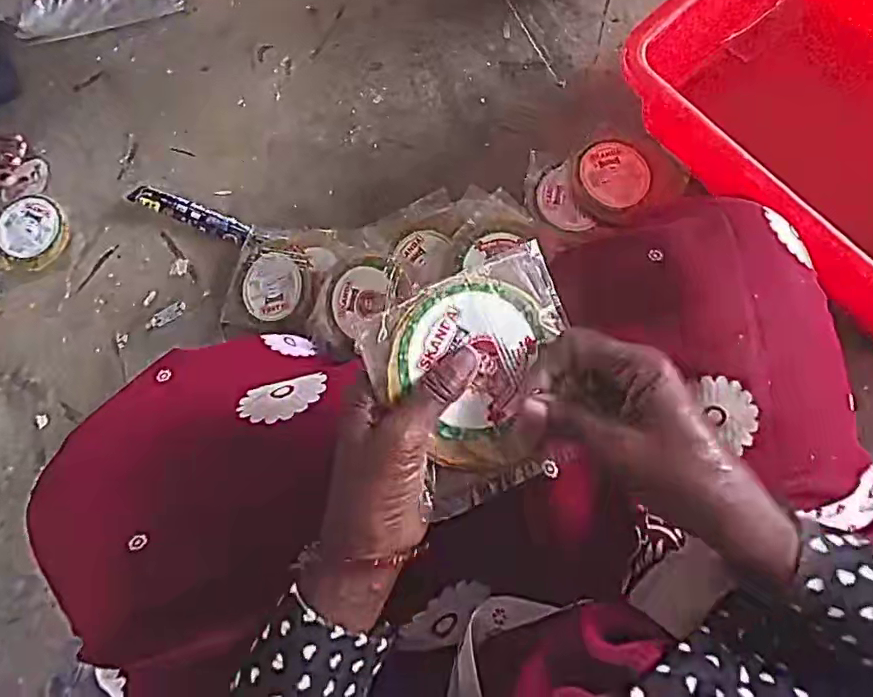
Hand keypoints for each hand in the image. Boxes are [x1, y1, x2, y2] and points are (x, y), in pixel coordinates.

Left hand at [300, 344, 480, 628]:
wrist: (371, 559)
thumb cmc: (373, 495)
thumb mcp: (400, 438)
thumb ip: (431, 395)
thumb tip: (468, 352)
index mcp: (368, 392)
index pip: (397, 346)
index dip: (428, 328)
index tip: (463, 312)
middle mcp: (386, 402)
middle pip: (423, 368)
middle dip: (455, 353)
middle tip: (493, 332)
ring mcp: (408, 426)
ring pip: (440, 394)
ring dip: (466, 382)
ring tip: (504, 358)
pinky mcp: (427, 448)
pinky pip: (450, 420)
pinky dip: (471, 410)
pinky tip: (500, 399)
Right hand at [526, 328, 799, 585]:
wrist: (728, 515)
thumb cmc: (679, 478)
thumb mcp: (618, 449)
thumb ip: (570, 421)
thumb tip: (524, 406)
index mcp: (637, 364)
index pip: (575, 344)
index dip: (544, 369)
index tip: (524, 406)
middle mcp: (635, 368)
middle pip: (575, 363)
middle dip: (545, 391)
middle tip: (522, 429)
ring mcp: (636, 390)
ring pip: (580, 385)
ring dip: (554, 409)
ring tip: (532, 441)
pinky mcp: (635, 412)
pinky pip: (593, 406)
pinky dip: (571, 421)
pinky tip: (554, 446)